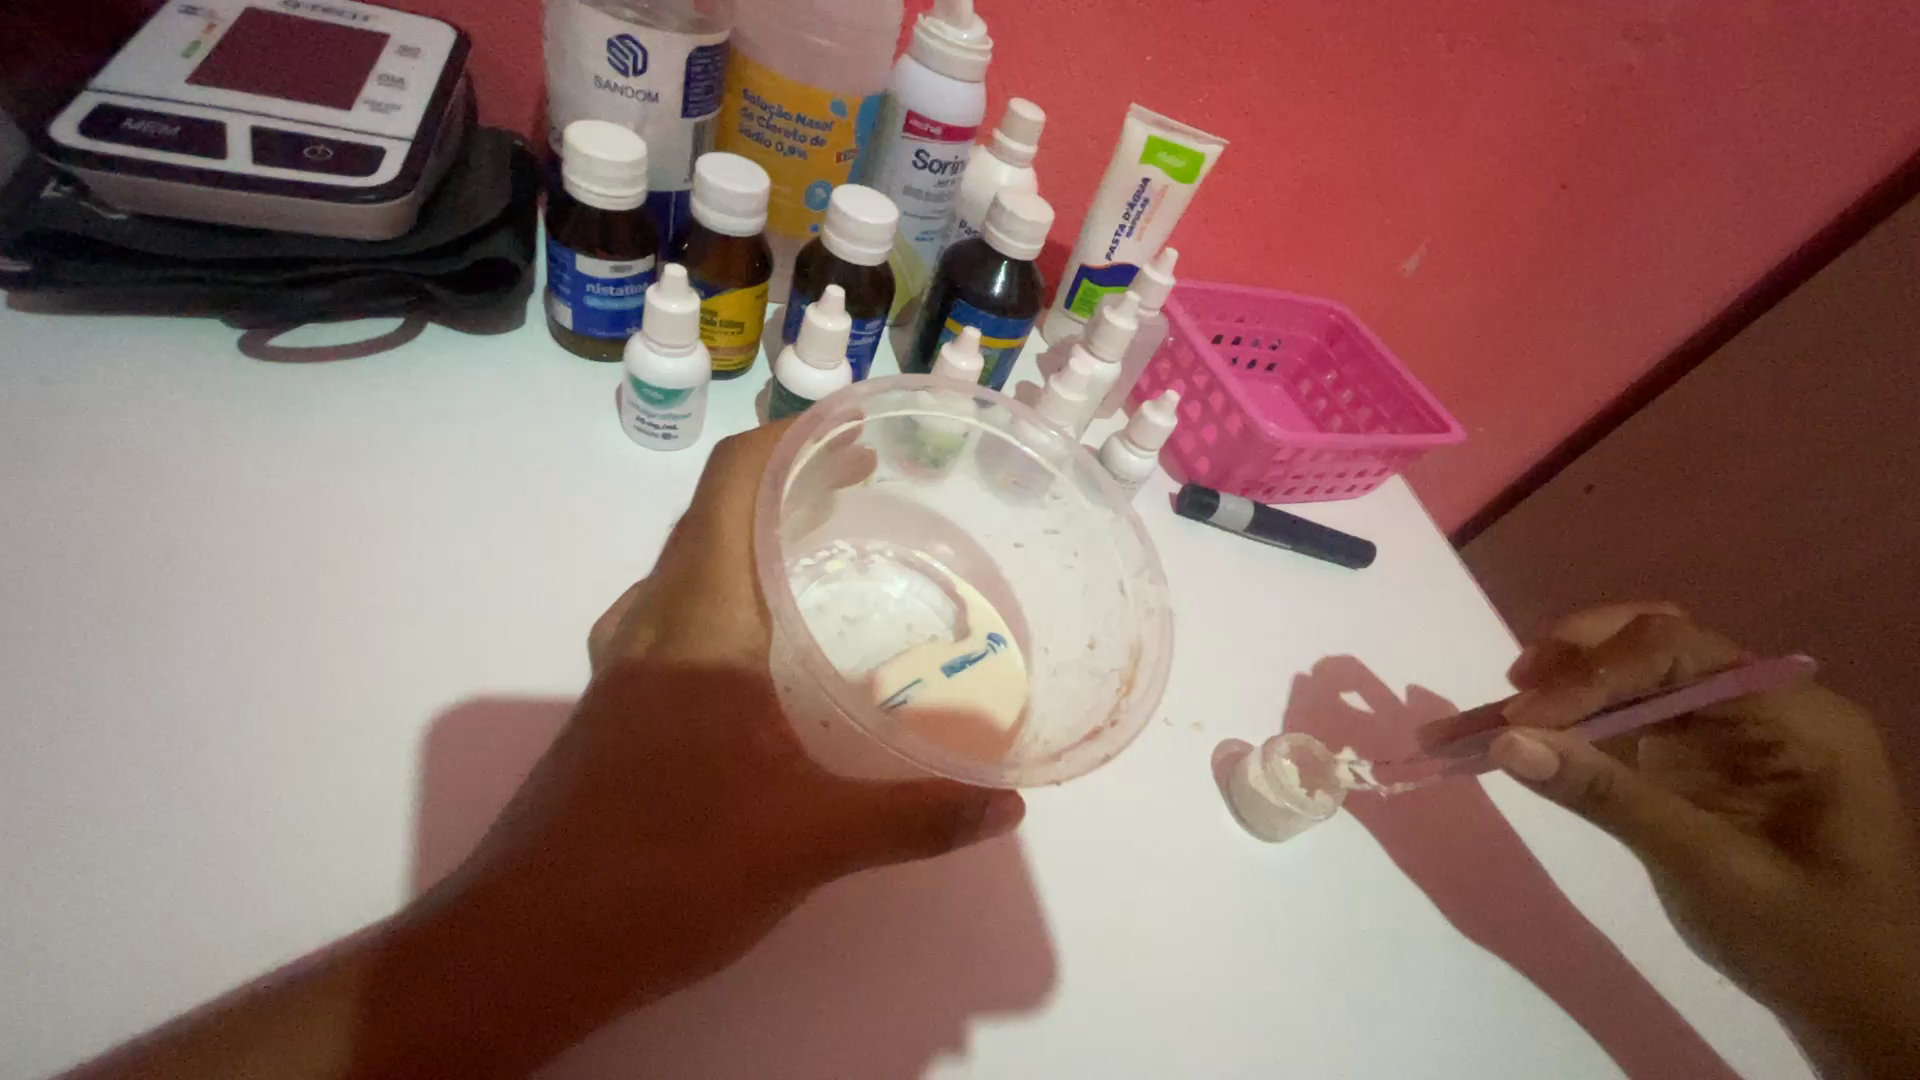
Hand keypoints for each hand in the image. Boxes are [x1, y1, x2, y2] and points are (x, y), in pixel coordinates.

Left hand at [62, 424, 1023, 1079]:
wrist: (525, 947)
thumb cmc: (666, 869)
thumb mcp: (808, 842)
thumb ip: (914, 817)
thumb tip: (1006, 804)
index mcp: (700, 621)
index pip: (732, 485)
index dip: (789, 437)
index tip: (855, 431)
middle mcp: (655, 621)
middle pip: (714, 511)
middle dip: (787, 480)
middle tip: (863, 485)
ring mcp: (626, 660)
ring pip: (691, 560)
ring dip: (751, 532)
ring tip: (821, 544)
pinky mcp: (619, 698)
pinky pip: (677, 609)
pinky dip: (727, 588)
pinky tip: (766, 640)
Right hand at [1449, 604, 1919, 1076]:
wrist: (1862, 1006)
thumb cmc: (1814, 940)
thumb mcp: (1711, 869)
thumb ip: (1608, 796)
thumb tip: (1505, 741)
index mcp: (1791, 718)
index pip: (1674, 651)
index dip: (1591, 672)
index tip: (1526, 717)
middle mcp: (1753, 707)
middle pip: (1644, 643)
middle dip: (1571, 661)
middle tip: (1514, 694)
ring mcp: (1714, 730)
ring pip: (1616, 676)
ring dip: (1549, 691)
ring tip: (1488, 719)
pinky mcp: (1678, 757)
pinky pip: (1605, 721)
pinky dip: (1549, 728)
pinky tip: (1494, 738)